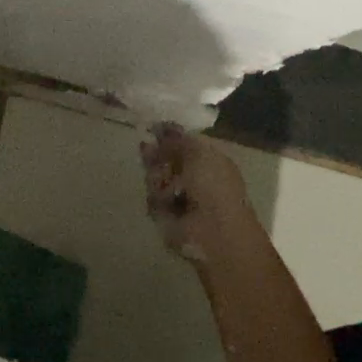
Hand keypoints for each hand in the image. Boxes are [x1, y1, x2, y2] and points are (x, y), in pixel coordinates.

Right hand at [140, 123, 256, 263]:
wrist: (215, 231)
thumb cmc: (213, 186)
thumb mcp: (197, 153)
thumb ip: (176, 140)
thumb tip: (159, 129)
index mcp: (208, 160)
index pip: (182, 142)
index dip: (167, 136)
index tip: (151, 129)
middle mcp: (194, 177)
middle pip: (164, 159)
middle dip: (155, 156)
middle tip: (146, 152)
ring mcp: (180, 197)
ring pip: (155, 178)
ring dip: (157, 179)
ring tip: (168, 188)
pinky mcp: (167, 217)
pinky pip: (153, 200)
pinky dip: (158, 201)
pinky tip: (168, 203)